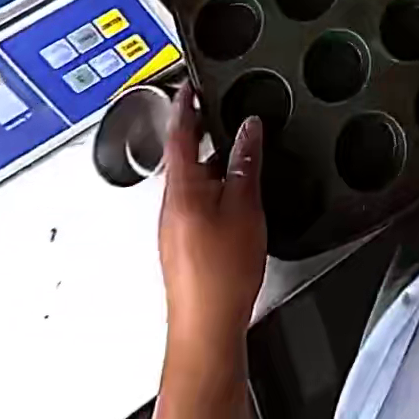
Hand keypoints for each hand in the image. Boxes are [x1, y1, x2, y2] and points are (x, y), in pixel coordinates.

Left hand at [159, 86, 265, 349]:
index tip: (188, 86)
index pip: (178, 133)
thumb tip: (248, 130)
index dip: (184, 105)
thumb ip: (246, 163)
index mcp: (181, 188)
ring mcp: (173, 224)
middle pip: (182, 155)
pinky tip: (230, 197)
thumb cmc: (221, 277)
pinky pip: (193, 200)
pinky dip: (210, 186)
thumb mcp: (244, 208)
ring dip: (209, 162)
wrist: (206, 332)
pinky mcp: (180, 242)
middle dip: (200, 133)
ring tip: (234, 155)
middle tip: (216, 115)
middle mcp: (170, 203)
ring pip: (189, 179)